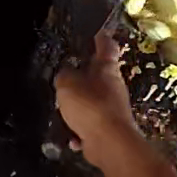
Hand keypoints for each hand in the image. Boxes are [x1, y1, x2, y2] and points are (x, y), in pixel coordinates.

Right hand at [54, 31, 144, 168]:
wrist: (109, 143)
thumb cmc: (89, 106)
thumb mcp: (67, 84)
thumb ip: (64, 76)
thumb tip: (65, 75)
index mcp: (107, 69)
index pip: (107, 47)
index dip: (101, 38)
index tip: (97, 33)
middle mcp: (113, 87)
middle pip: (98, 76)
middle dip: (83, 77)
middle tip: (66, 78)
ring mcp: (113, 109)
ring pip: (93, 102)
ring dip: (79, 107)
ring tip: (63, 111)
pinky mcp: (109, 129)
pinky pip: (91, 126)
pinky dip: (80, 131)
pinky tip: (72, 138)